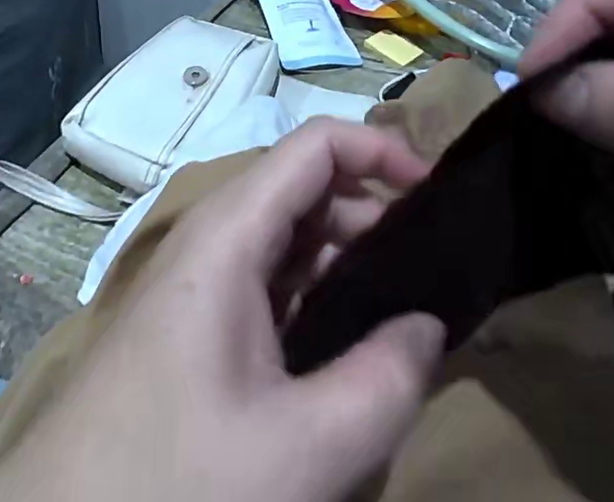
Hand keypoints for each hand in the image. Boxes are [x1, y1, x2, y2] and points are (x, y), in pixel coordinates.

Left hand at [0, 119, 444, 501]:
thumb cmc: (174, 480)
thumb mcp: (302, 448)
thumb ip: (385, 381)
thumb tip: (431, 324)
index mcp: (230, 232)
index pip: (317, 145)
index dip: (382, 151)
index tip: (438, 194)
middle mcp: (215, 237)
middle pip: (308, 187)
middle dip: (376, 211)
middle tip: (438, 267)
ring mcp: (204, 278)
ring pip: (292, 236)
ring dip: (352, 257)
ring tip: (409, 304)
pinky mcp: (200, 318)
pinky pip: (274, 279)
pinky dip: (321, 291)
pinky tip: (353, 338)